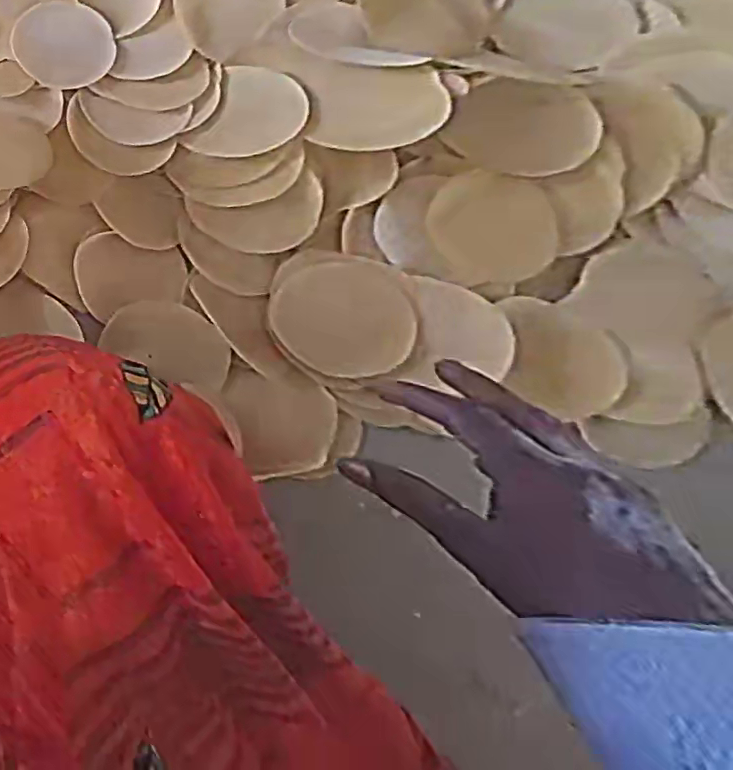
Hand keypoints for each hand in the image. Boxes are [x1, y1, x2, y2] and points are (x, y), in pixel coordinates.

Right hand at [338, 360, 732, 624]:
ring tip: (494, 408)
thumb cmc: (562, 597)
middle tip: (448, 370)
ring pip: (561, 434)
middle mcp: (581, 470)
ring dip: (518, 413)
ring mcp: (621, 488)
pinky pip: (590, 458)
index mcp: (534, 472)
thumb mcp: (471, 545)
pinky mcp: (646, 510)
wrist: (664, 649)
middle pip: (521, 413)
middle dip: (478, 388)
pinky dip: (554, 443)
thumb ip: (411, 498)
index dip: (423, 398)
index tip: (390, 388)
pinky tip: (547, 459)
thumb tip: (355, 467)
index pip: (468, 418)